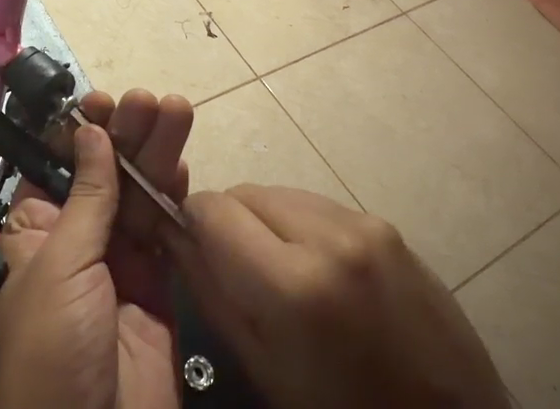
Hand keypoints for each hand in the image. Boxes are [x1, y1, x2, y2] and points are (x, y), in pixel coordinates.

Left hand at [0, 89, 192, 408]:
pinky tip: (184, 164)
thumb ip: (88, 198)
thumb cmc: (54, 345)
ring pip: (139, 197)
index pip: (58, 166)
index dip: (81, 132)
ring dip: (156, 155)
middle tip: (150, 100)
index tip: (103, 100)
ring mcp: (119, 262)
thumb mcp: (62, 263)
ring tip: (175, 111)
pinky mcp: (157, 286)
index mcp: (37, 230)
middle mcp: (77, 240)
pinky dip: (176, 199)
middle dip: (127, 135)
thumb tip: (91, 131)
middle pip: (105, 175)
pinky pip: (166, 233)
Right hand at [169, 185, 507, 408]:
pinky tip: (316, 268)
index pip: (212, 208)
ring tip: (280, 271)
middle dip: (229, 223)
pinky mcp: (386, 224)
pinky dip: (300, 224)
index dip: (191, 224)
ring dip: (265, 220)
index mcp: (293, 283)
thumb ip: (210, 291)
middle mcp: (329, 236)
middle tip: (237, 270)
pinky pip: (317, 204)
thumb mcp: (262, 367)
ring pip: (280, 192)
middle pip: (244, 193)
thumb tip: (172, 234)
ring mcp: (364, 224)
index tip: (192, 250)